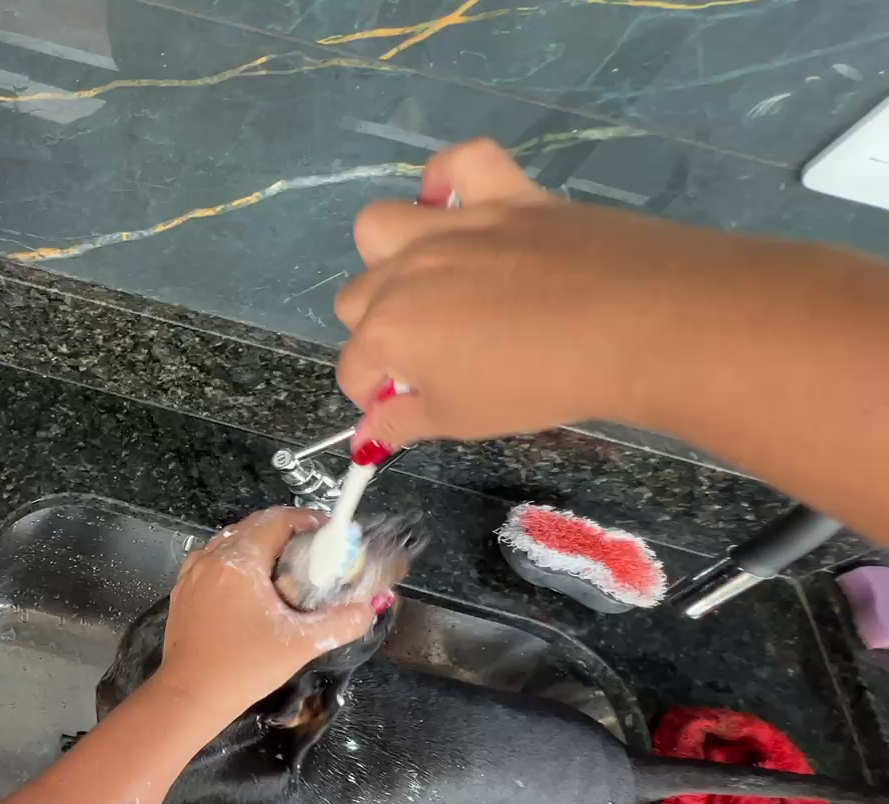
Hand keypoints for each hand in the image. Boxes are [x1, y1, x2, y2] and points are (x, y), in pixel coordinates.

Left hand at [151, 507, 374, 727]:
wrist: (191, 693)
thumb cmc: (244, 667)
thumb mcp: (301, 644)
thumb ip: (342, 623)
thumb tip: (370, 608)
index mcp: (237, 562)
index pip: (275, 520)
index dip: (306, 521)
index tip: (330, 534)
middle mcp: (210, 559)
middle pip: (252, 527)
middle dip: (286, 534)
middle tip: (314, 555)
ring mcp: (192, 573)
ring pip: (231, 542)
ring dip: (260, 547)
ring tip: (287, 569)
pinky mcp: (183, 590)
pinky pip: (213, 561)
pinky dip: (236, 563)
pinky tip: (253, 587)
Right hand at [334, 137, 886, 449]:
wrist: (653, 325)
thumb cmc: (543, 382)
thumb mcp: (459, 420)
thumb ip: (400, 424)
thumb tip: (366, 439)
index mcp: (386, 332)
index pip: (353, 371)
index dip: (374, 396)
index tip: (405, 406)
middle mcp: (403, 275)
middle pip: (353, 302)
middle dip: (376, 332)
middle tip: (425, 353)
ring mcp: (454, 230)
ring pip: (376, 227)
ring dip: (385, 257)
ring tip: (425, 281)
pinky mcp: (509, 197)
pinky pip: (462, 162)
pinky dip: (447, 178)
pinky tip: (453, 206)